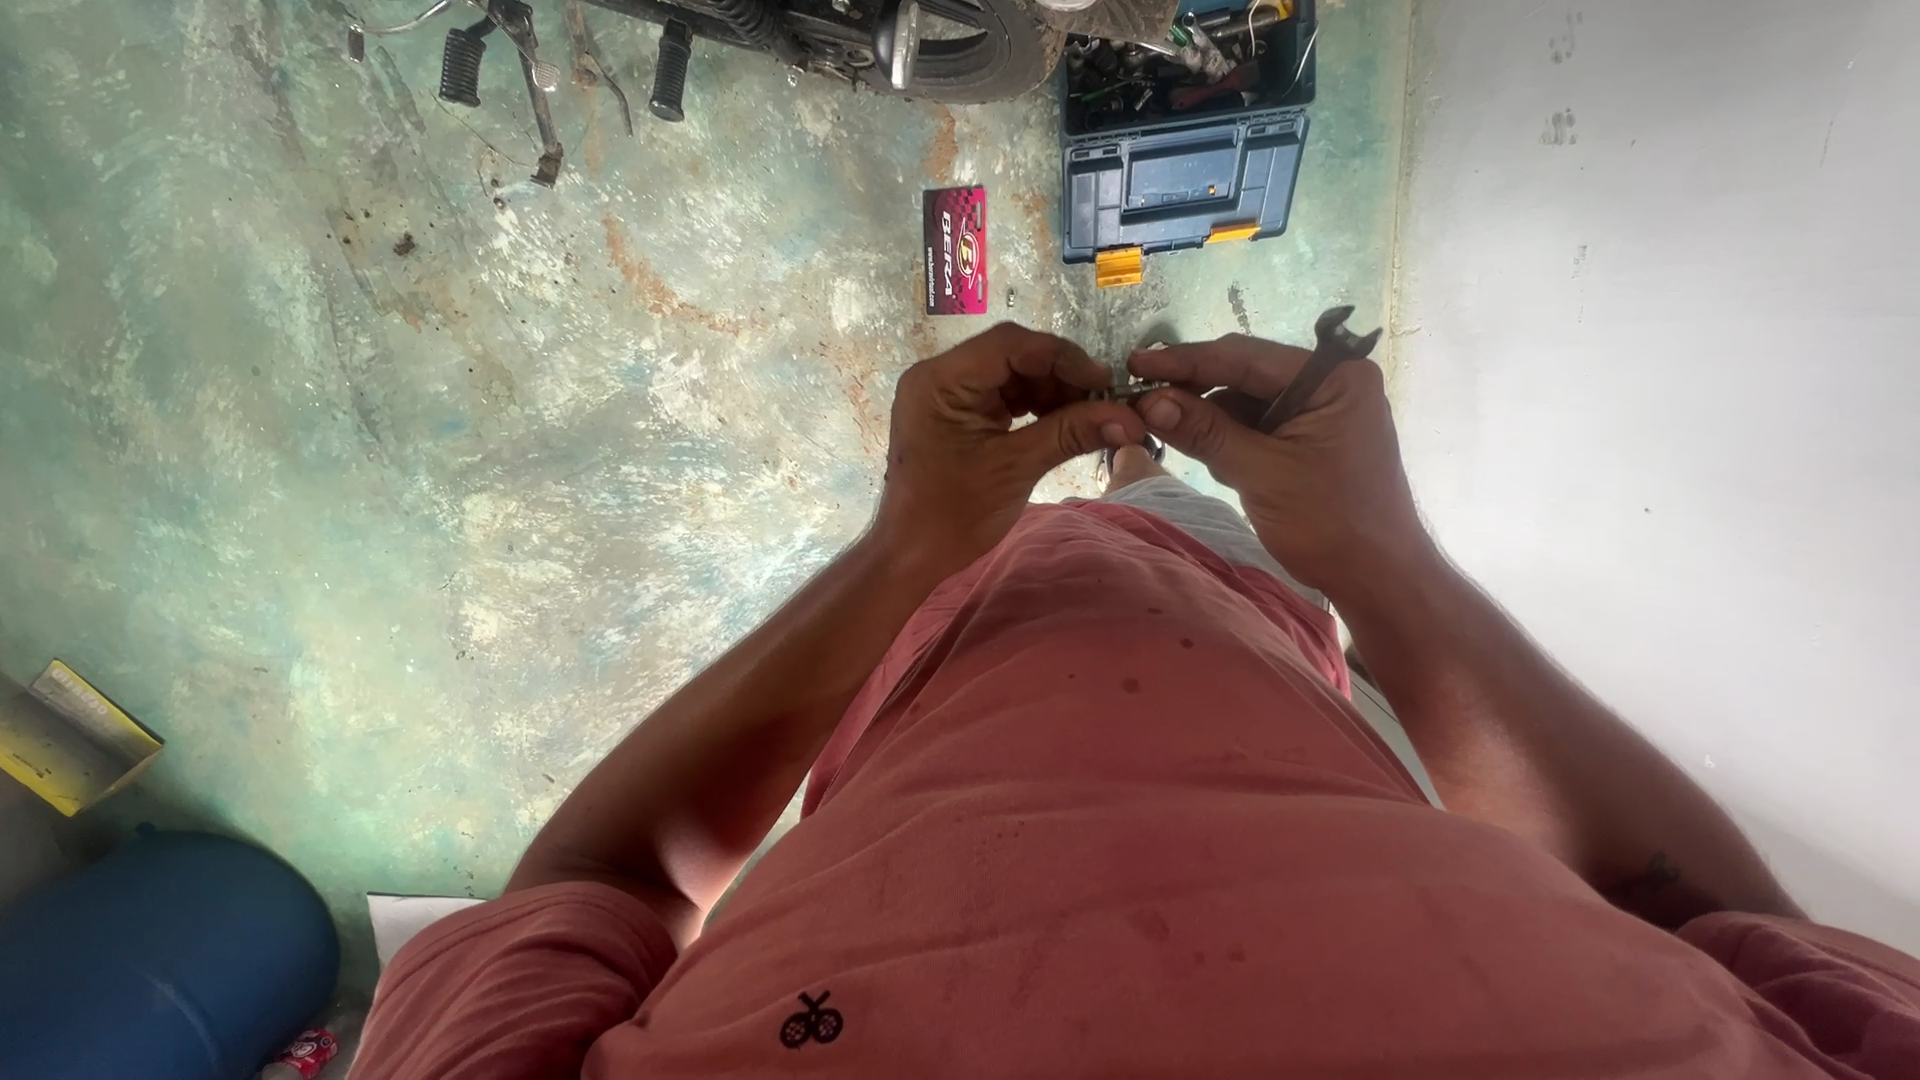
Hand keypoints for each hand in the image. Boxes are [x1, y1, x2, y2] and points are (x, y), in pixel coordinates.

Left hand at [871, 323, 1144, 582]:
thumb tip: (1129, 418)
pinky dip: (1034, 407)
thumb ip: (1069, 433)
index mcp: (939, 381)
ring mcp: (946, 395)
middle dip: (1059, 376)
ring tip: (1086, 415)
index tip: (1104, 382)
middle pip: (1011, 355)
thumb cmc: (952, 515)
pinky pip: (1002, 396)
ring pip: (1011, 374)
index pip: (1009, 344)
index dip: (1062, 357)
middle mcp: (938, 376)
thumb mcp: (1015, 469)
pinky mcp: (956, 414)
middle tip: (1102, 401)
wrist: (912, 555)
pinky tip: (1061, 422)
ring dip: (1051, 391)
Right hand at [1127, 334, 1435, 600]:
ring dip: (1204, 415)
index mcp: (1333, 377)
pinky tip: (1199, 448)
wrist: (1376, 575)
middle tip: (1137, 393)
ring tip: (1159, 424)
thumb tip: (1149, 402)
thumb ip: (1205, 431)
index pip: (1245, 356)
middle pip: (1243, 373)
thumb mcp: (1259, 472)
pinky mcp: (1305, 437)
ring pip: (1242, 400)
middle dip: (1192, 387)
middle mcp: (1327, 381)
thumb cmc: (1330, 521)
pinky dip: (1223, 436)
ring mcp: (1317, 410)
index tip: (1135, 363)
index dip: (1185, 361)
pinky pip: (1253, 424)